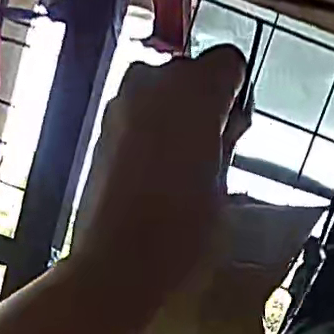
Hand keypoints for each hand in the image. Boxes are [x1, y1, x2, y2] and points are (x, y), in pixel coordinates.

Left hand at [68, 44, 244, 298]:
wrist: (116, 269)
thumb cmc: (179, 236)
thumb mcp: (223, 191)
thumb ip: (226, 148)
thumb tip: (223, 134)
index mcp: (196, 89)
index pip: (228, 64)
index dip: (235, 98)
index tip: (234, 133)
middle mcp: (152, 83)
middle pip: (188, 77)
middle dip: (200, 108)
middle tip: (208, 158)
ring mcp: (118, 108)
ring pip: (157, 99)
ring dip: (171, 125)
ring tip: (178, 176)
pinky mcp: (98, 137)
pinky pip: (133, 124)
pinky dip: (145, 141)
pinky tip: (151, 184)